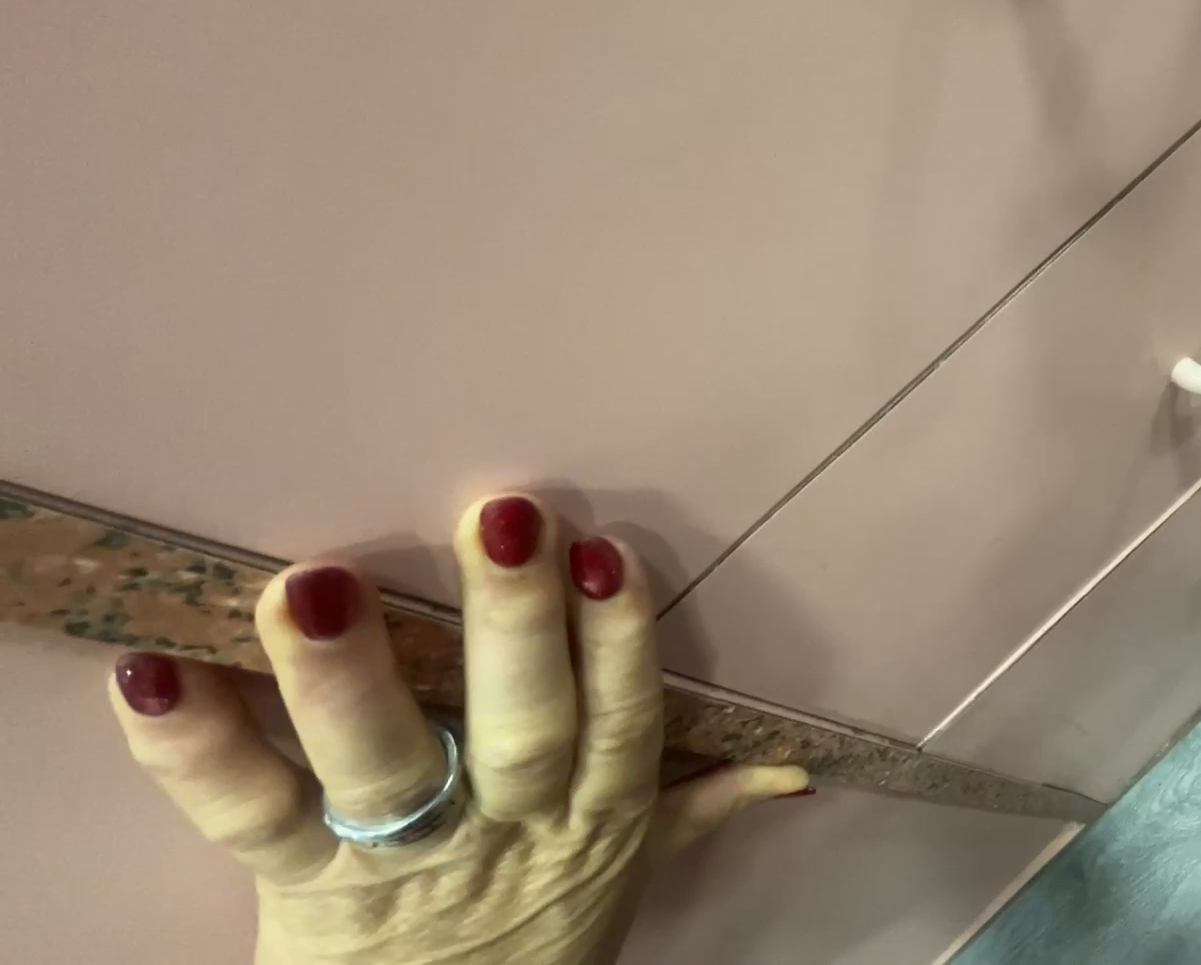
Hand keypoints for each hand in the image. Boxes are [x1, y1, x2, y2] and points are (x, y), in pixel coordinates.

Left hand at [108, 494, 808, 964]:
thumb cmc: (550, 930)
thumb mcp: (645, 868)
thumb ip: (712, 804)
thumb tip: (798, 770)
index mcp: (600, 814)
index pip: (622, 719)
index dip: (619, 642)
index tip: (607, 555)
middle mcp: (510, 826)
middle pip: (520, 729)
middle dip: (517, 627)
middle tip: (507, 521)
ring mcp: (399, 857)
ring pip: (378, 768)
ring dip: (348, 677)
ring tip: (316, 583)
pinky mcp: (293, 884)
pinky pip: (246, 819)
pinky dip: (198, 751)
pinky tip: (158, 671)